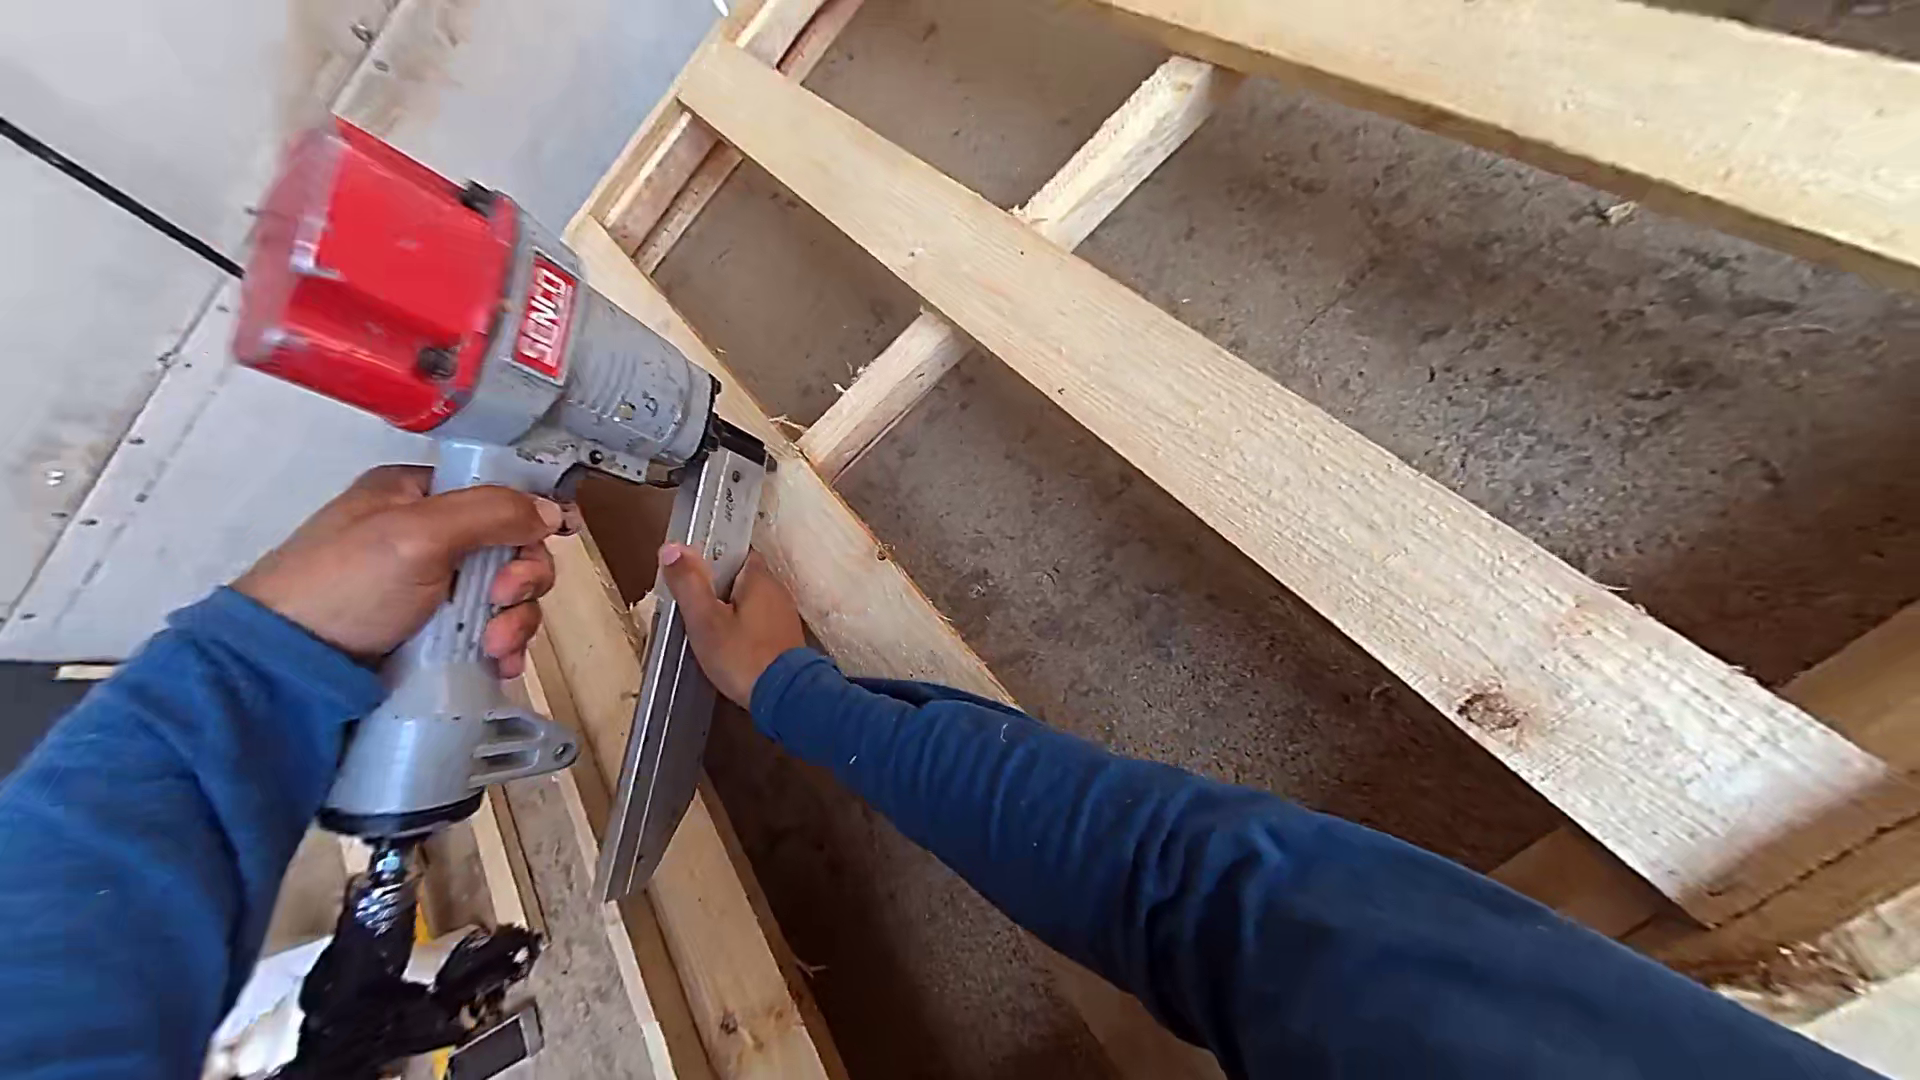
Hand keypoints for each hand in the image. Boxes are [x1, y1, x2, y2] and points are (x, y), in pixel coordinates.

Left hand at [234, 465, 564, 675]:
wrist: (284, 672)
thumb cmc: (346, 587)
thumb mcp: (418, 535)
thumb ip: (491, 513)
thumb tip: (554, 511)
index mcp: (422, 495)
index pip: (503, 491)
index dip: (537, 511)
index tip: (561, 535)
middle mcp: (435, 533)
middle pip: (518, 545)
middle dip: (524, 578)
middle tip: (503, 599)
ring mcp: (440, 582)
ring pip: (513, 591)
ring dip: (517, 619)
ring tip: (494, 646)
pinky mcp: (443, 625)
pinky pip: (499, 625)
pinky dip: (507, 643)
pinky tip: (499, 660)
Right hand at [657, 544, 803, 707]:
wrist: (785, 696)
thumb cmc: (742, 657)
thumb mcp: (705, 620)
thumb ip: (690, 583)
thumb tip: (672, 546)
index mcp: (760, 579)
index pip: (739, 553)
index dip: (714, 558)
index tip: (692, 574)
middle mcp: (778, 591)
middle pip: (743, 579)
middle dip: (719, 588)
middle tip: (693, 606)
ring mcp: (784, 615)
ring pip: (751, 602)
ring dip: (731, 611)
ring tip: (706, 629)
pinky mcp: (785, 638)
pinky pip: (759, 623)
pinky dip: (743, 629)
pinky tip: (729, 646)